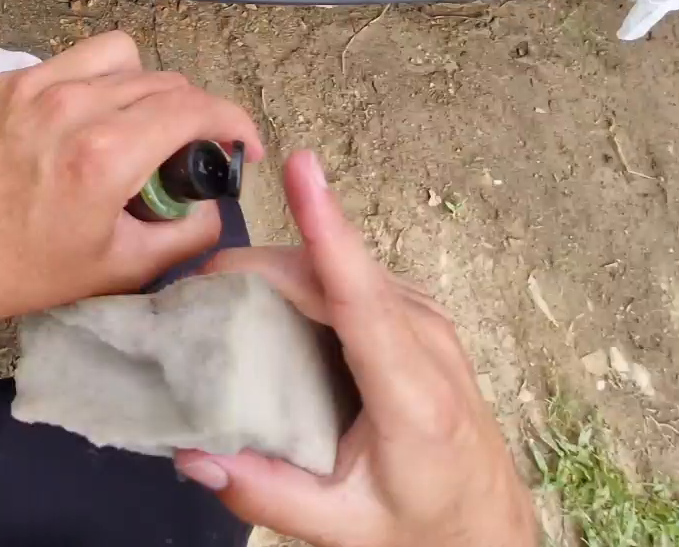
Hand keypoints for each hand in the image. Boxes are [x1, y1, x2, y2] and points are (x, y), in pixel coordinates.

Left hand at [0, 31, 263, 338]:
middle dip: (193, 112)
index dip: (234, 121)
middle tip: (187, 149)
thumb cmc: (31, 268)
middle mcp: (73, 104)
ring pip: (122, 55)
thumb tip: (216, 200)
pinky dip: (96, 81)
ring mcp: (36, 84)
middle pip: (165, 81)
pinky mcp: (9, 80)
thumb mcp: (124, 266)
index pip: (195, 107)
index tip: (241, 144)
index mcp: (106, 153)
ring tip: (136, 123)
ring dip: (146, 85)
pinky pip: (73, 60)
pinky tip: (84, 117)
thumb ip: (190, 231)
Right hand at [174, 151, 535, 546]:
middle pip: (326, 269)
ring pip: (332, 263)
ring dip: (272, 269)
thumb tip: (189, 451)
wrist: (489, 531)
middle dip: (255, 267)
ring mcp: (423, 314)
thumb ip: (265, 492)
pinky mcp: (413, 307)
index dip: (327, 228)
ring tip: (223, 303)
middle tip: (195, 299)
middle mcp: (424, 337)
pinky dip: (298, 275)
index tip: (302, 168)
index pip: (361, 296)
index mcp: (413, 395)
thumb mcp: (343, 530)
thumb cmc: (419, 528)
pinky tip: (270, 305)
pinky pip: (343, 271)